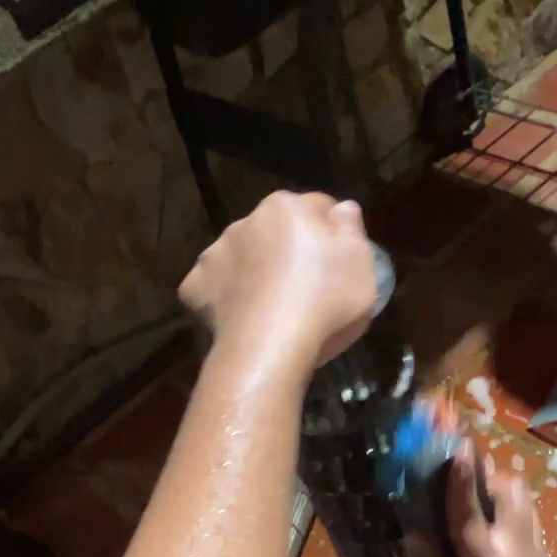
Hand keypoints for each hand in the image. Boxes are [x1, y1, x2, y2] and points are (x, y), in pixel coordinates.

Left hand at [178, 191, 378, 374]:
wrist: (269, 348)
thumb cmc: (323, 302)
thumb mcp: (361, 263)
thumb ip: (351, 230)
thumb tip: (342, 209)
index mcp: (286, 208)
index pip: (317, 208)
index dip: (332, 234)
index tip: (340, 262)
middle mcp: (245, 221)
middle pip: (274, 232)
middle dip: (288, 252)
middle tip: (307, 290)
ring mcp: (214, 254)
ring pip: (241, 258)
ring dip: (254, 273)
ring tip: (272, 309)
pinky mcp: (195, 288)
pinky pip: (214, 288)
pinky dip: (226, 299)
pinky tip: (242, 319)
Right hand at [408, 447, 556, 556]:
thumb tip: (416, 534)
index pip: (471, 515)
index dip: (462, 480)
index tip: (458, 446)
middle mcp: (518, 555)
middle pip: (510, 493)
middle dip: (484, 475)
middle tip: (456, 472)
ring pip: (525, 501)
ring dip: (498, 489)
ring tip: (471, 496)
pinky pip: (527, 518)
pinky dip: (508, 508)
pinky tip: (487, 525)